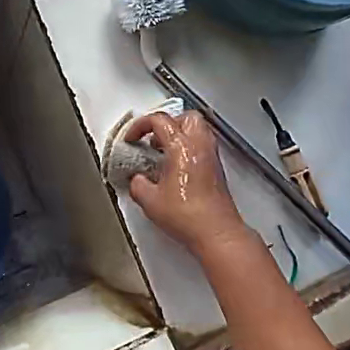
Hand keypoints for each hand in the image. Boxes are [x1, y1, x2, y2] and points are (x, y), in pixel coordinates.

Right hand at [124, 111, 249, 255]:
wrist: (216, 232)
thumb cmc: (189, 216)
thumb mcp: (150, 201)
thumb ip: (138, 184)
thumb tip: (137, 181)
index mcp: (181, 146)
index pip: (159, 120)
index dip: (140, 125)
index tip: (132, 138)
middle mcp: (200, 145)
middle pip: (185, 117)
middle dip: (166, 123)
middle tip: (151, 137)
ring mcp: (211, 156)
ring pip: (197, 129)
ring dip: (179, 134)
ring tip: (162, 151)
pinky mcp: (217, 169)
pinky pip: (202, 146)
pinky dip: (188, 149)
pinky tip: (175, 167)